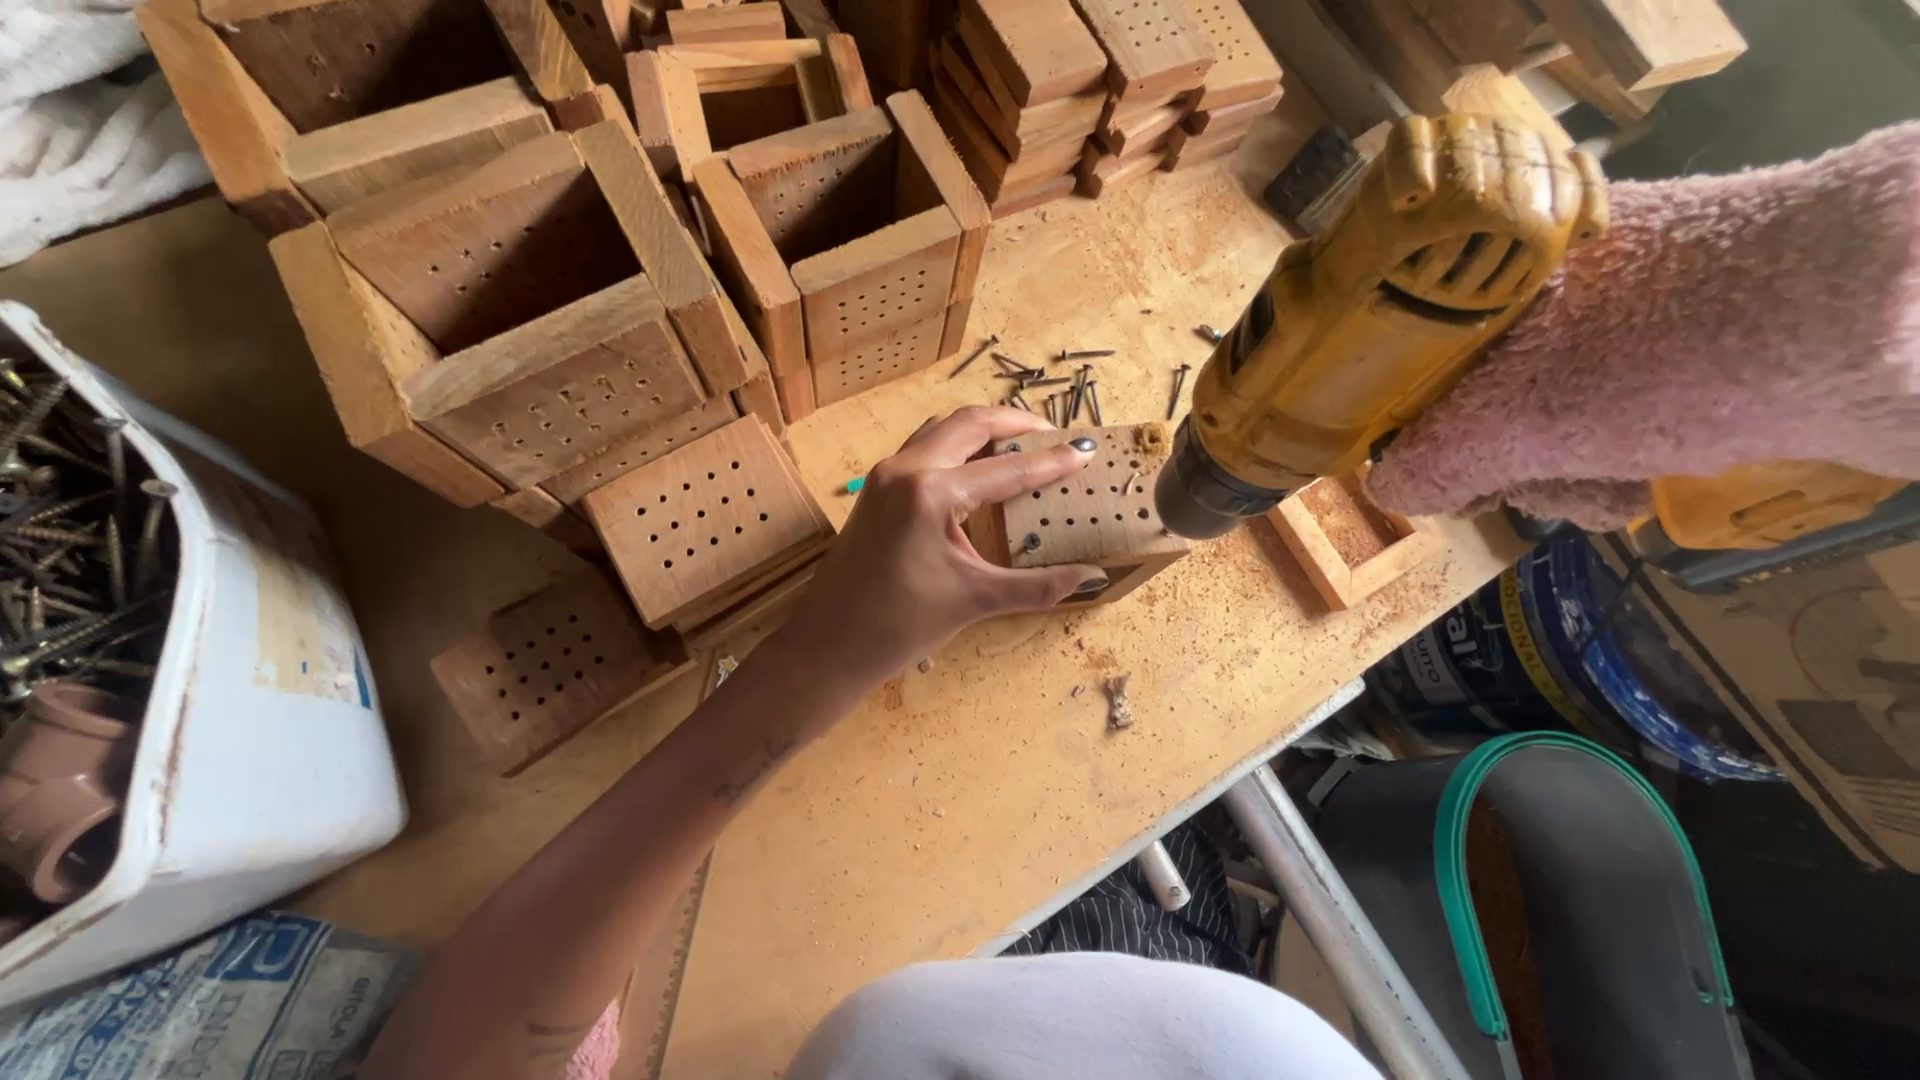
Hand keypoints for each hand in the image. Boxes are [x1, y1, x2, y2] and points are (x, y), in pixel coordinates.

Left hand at [780, 407, 1106, 685]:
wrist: (827, 646)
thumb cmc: (898, 626)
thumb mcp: (973, 601)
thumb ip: (1037, 585)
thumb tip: (1093, 577)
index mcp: (931, 492)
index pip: (1006, 469)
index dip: (1051, 462)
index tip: (1086, 452)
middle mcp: (905, 469)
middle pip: (970, 424)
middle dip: (1015, 424)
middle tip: (1052, 435)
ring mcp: (884, 475)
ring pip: (942, 430)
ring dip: (982, 430)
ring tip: (1019, 444)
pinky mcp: (876, 489)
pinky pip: (923, 448)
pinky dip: (956, 446)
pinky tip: (976, 469)